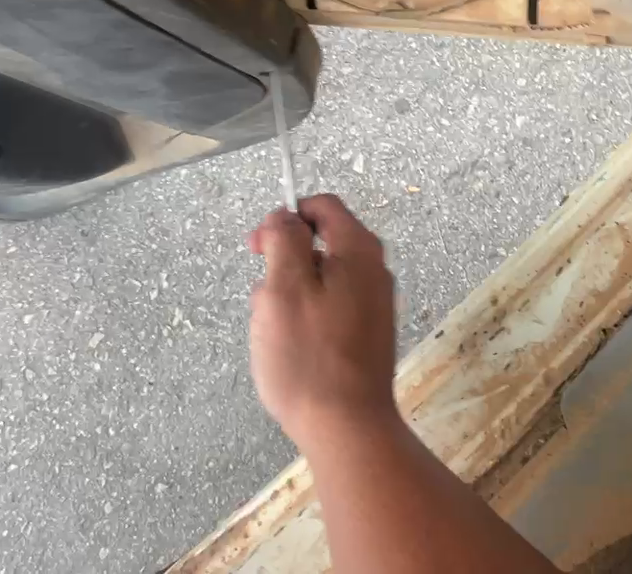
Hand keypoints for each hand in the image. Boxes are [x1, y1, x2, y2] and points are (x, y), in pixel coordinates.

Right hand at [247, 195, 400, 447]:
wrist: (347, 424)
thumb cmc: (309, 355)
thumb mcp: (284, 287)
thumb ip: (284, 241)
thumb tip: (284, 215)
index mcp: (360, 249)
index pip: (323, 206)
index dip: (286, 217)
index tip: (256, 248)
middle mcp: (375, 268)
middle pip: (322, 242)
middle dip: (284, 263)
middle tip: (263, 299)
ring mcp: (374, 301)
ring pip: (321, 278)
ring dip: (290, 294)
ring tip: (275, 332)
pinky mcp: (368, 331)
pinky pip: (330, 306)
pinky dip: (306, 317)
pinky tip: (292, 349)